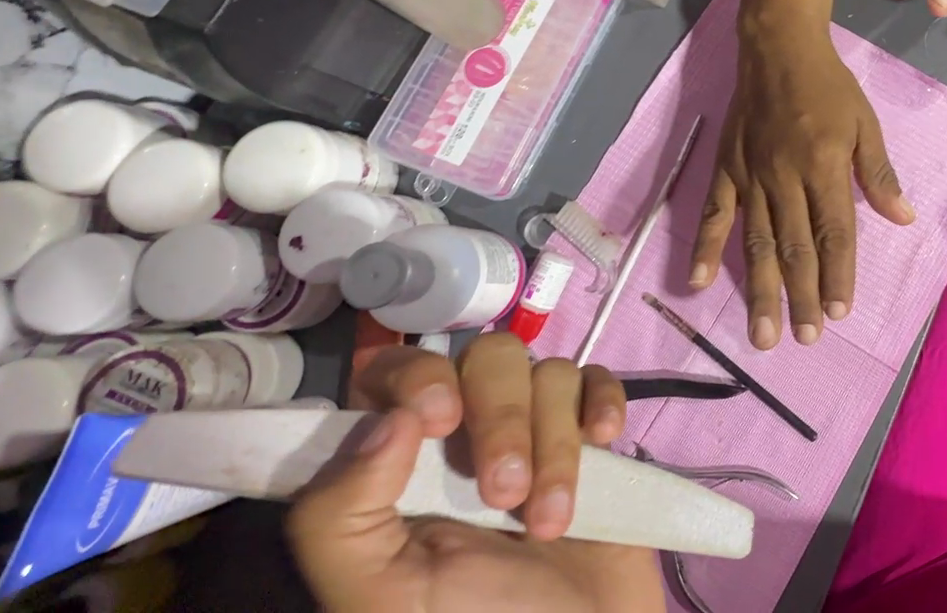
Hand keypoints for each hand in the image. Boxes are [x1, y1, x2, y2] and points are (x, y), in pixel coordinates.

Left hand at [286, 335, 665, 612]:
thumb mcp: (381, 600)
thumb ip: (341, 518)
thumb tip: (390, 418)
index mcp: (400, 467)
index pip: (391, 372)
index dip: (417, 374)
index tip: (441, 420)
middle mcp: (465, 436)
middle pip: (486, 359)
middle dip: (503, 420)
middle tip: (505, 494)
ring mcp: (536, 431)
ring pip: (549, 373)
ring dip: (556, 444)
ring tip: (552, 522)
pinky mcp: (592, 437)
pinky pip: (598, 381)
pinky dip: (603, 402)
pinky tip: (605, 440)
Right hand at [690, 26, 915, 348]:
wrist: (778, 49)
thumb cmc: (830, 88)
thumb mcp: (866, 124)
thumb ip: (878, 174)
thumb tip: (902, 218)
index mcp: (823, 167)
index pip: (833, 232)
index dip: (838, 274)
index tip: (840, 312)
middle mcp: (784, 178)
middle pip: (794, 247)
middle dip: (801, 296)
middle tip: (805, 339)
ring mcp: (750, 176)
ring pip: (756, 242)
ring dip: (759, 289)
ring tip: (762, 333)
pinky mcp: (724, 169)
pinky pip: (712, 213)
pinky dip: (704, 248)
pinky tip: (698, 282)